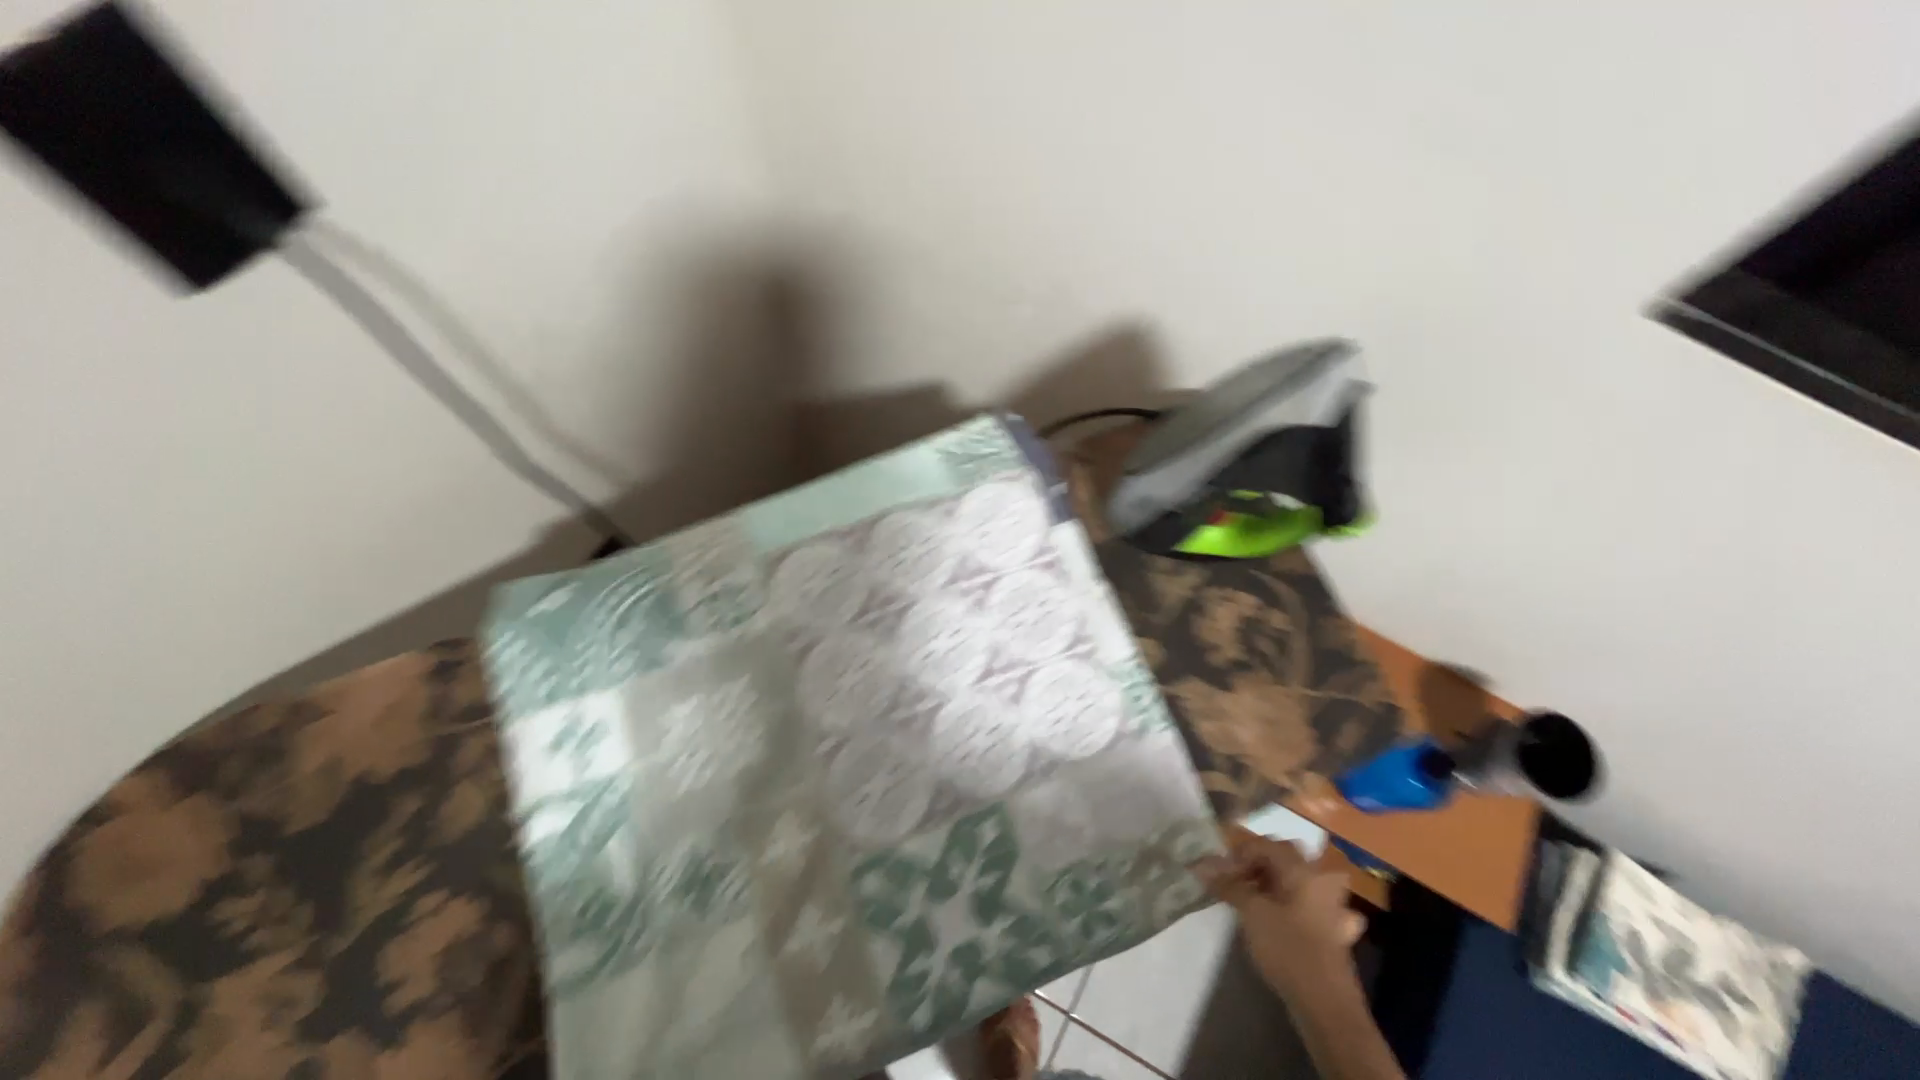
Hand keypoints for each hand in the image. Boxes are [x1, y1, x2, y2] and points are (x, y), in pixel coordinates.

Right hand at [1193, 827, 1366, 1000]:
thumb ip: (1228, 885)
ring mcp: (1334, 904)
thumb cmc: (1287, 948)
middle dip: (1257, 865)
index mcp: (1303, 869)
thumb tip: (1200, 864)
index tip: (1218, 875)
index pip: (1265, 845)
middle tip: (1235, 883)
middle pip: (1285, 857)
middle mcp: (1322, 878)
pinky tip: (1287, 920)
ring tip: (1255, 900)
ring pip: (1299, 880)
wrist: (1325, 1001)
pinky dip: (1296, 906)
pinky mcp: (1336, 928)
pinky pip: (1312, 905)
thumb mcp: (1251, 913)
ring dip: (1277, 884)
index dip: (1237, 855)